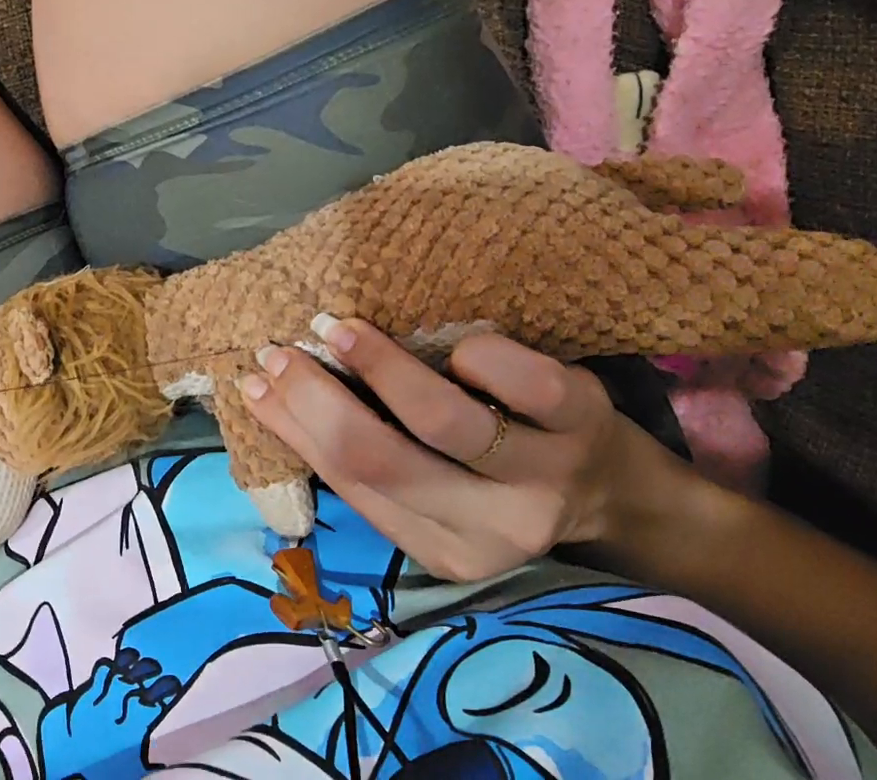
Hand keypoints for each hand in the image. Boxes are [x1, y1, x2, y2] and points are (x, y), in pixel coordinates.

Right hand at [239, 318, 701, 581]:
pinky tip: (450, 341)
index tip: (253, 382)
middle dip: (314, 398)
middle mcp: (491, 527)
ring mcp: (541, 475)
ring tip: (337, 329)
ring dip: (375, 366)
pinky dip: (475, 355)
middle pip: (377, 457)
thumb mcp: (438, 498)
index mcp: (441, 548)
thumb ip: (373, 463)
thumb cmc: (501, 485)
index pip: (348, 482)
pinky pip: (517, 381)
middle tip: (279, 351)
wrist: (623, 493)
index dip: (291, 428)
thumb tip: (279, 400)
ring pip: (439, 420)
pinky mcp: (584, 422)